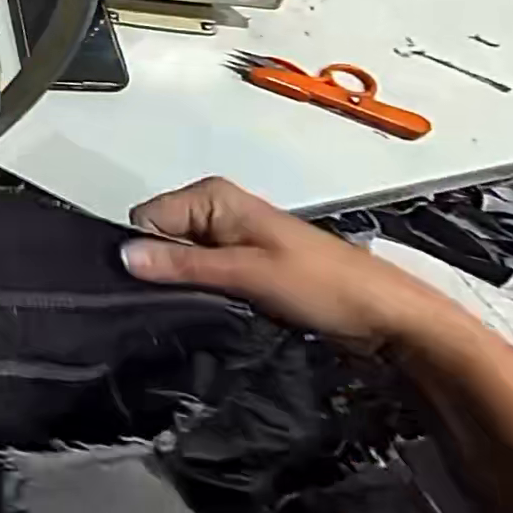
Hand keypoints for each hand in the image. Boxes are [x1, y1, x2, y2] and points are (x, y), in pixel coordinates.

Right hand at [119, 176, 473, 352]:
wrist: (389, 317)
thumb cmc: (324, 285)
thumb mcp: (246, 273)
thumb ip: (182, 263)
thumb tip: (124, 256)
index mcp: (211, 195)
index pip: (146, 217)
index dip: (147, 251)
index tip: (161, 284)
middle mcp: (213, 206)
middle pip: (159, 233)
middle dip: (166, 265)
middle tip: (194, 294)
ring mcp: (226, 232)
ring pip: (177, 253)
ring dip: (185, 278)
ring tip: (212, 300)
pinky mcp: (237, 257)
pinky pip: (197, 266)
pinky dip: (201, 285)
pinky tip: (219, 302)